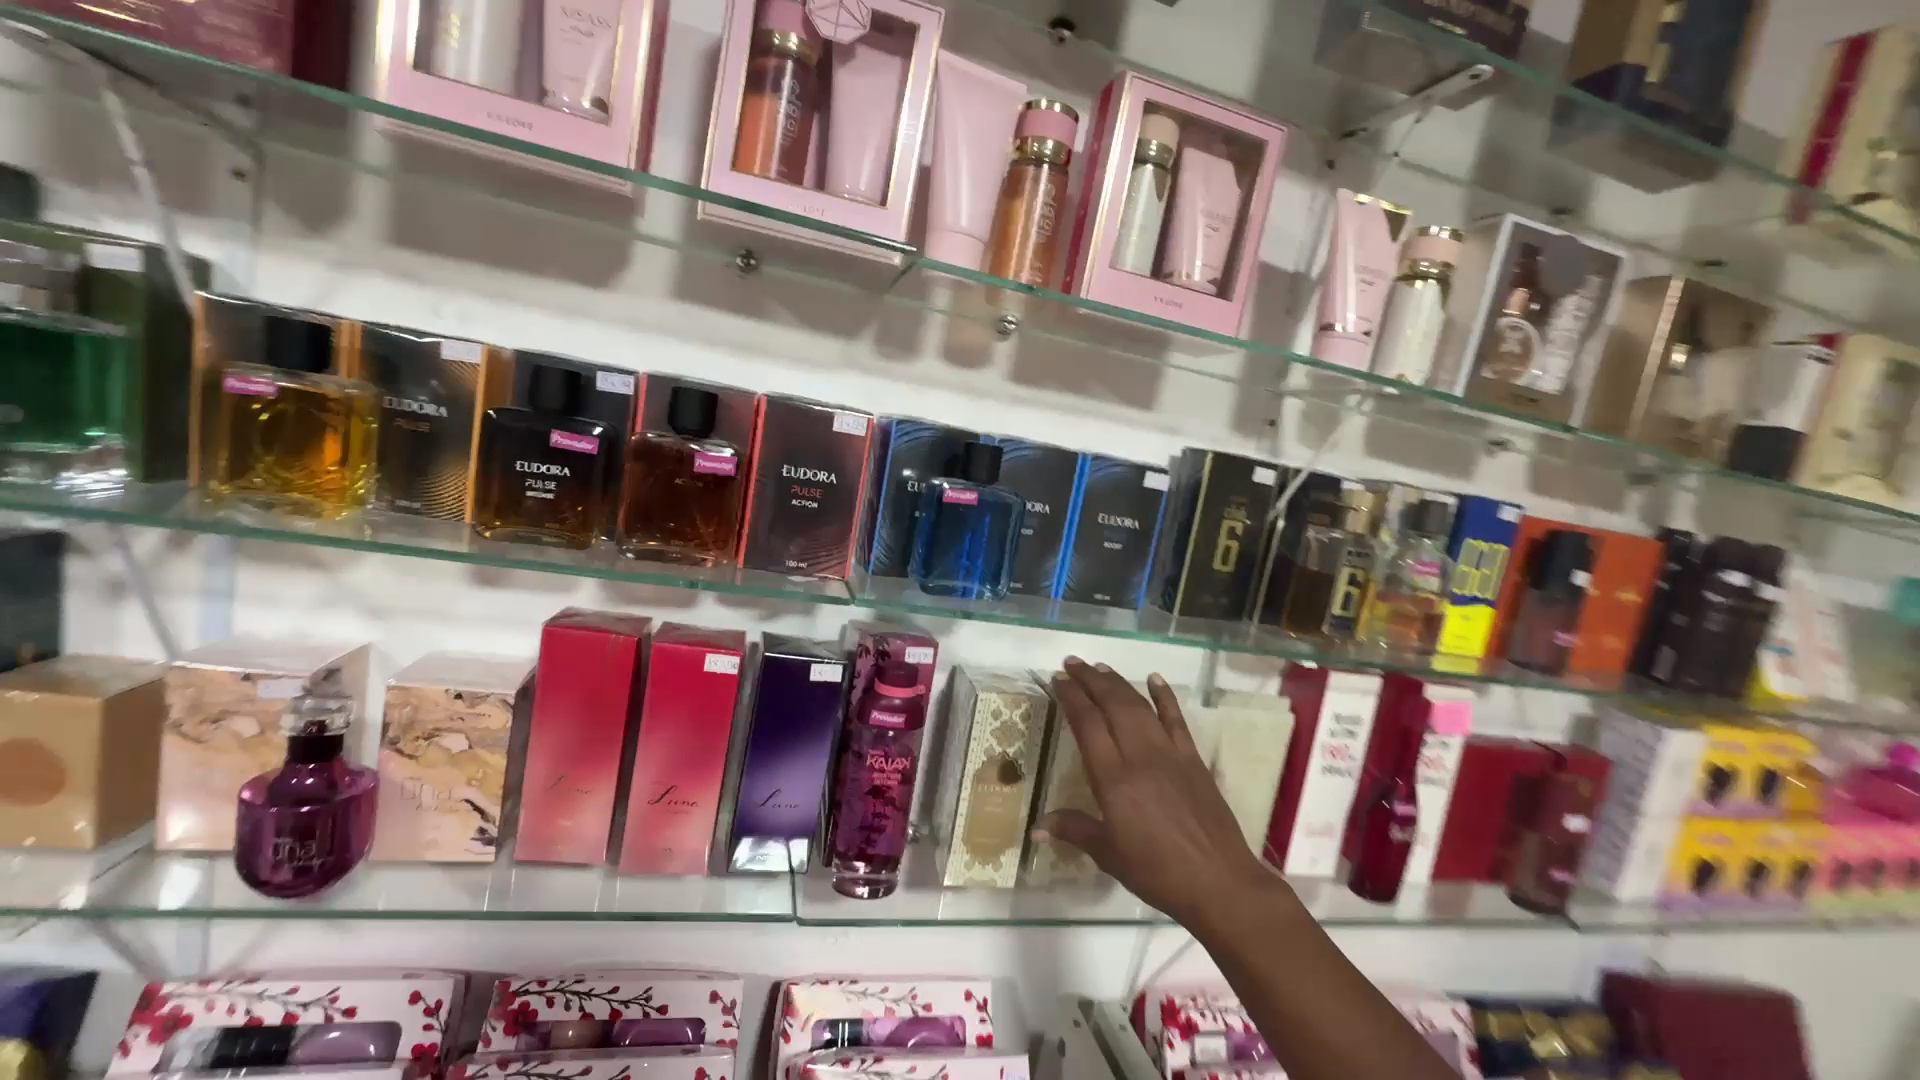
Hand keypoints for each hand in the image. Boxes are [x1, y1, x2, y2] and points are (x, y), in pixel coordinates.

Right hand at [1036, 657, 1284, 933]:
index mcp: (1114, 779)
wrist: (1218, 882)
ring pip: (1140, 706)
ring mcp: (1170, 754)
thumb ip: (1074, 830)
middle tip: (1072, 664)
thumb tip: (1037, 826)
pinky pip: (1176, 719)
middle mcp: (1140, 757)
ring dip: (1119, 683)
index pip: (1087, 725)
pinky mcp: (1194, 759)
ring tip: (1100, 668)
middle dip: (1090, 681)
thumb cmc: (1157, 872)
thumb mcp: (1109, 854)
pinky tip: (1155, 679)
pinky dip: (1165, 696)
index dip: (1071, 698)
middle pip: (1112, 706)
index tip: (1058, 680)